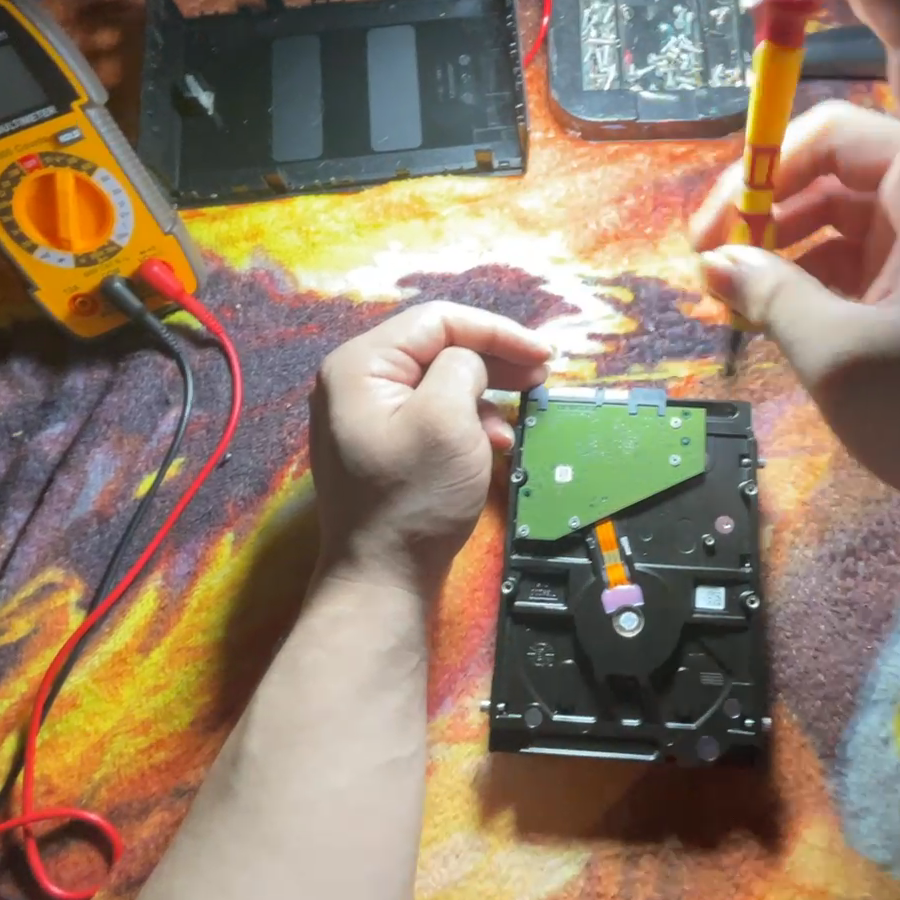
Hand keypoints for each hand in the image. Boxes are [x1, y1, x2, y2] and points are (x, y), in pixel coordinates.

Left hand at [310, 302, 552, 594]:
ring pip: (439, 383)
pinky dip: (466, 423)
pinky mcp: (383, 444)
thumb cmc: (415, 497)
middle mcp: (356, 381)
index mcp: (361, 364)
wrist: (383, 578)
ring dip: (484, 397)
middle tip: (539, 377)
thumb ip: (463, 369)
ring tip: (514, 425)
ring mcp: (366, 415)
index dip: (496, 332)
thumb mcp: (448, 420)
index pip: (437, 321)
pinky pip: (432, 414)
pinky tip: (492, 446)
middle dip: (493, 361)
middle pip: (437, 348)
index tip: (543, 354)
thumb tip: (471, 364)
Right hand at [690, 0, 899, 529]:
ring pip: (845, 191)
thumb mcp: (842, 360)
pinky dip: (809, 257)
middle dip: (763, 175)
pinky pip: (860, 238)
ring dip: (779, 223)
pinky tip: (769, 298)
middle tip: (703, 240)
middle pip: (844, 135)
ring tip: (726, 282)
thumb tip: (715, 262)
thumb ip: (770, 298)